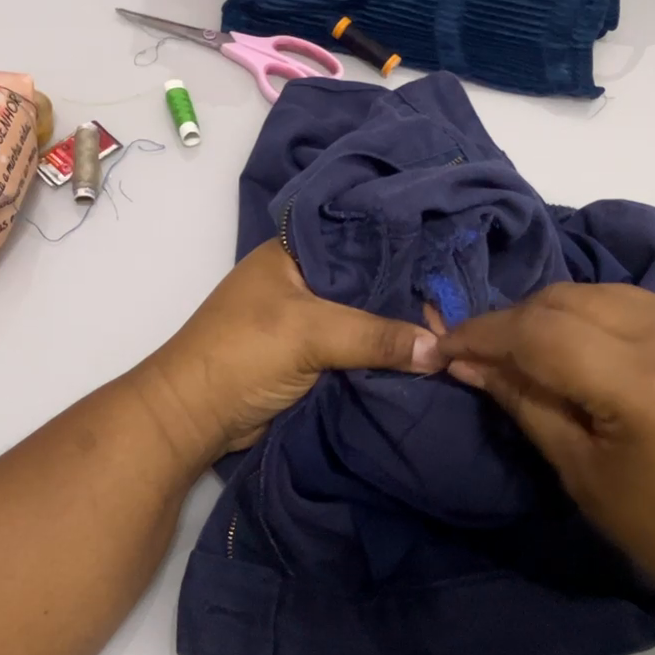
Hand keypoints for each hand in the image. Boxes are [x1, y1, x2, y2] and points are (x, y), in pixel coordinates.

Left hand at [135, 241, 442, 460]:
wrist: (194, 415)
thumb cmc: (243, 352)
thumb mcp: (310, 333)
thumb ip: (375, 337)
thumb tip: (440, 350)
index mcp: (295, 252)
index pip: (361, 239)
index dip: (404, 252)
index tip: (452, 264)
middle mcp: (302, 279)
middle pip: (366, 282)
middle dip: (406, 297)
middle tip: (460, 308)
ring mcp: (304, 319)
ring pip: (363, 318)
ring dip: (397, 330)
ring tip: (452, 334)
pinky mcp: (308, 355)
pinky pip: (355, 349)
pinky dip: (381, 355)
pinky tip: (420, 359)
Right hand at [438, 283, 654, 621]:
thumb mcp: (585, 475)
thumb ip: (526, 404)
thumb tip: (469, 363)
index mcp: (643, 382)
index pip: (538, 331)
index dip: (481, 334)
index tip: (442, 348)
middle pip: (565, 298)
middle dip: (512, 320)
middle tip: (481, 355)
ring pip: (599, 292)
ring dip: (551, 314)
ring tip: (527, 352)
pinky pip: (636, 302)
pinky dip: (593, 315)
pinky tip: (582, 347)